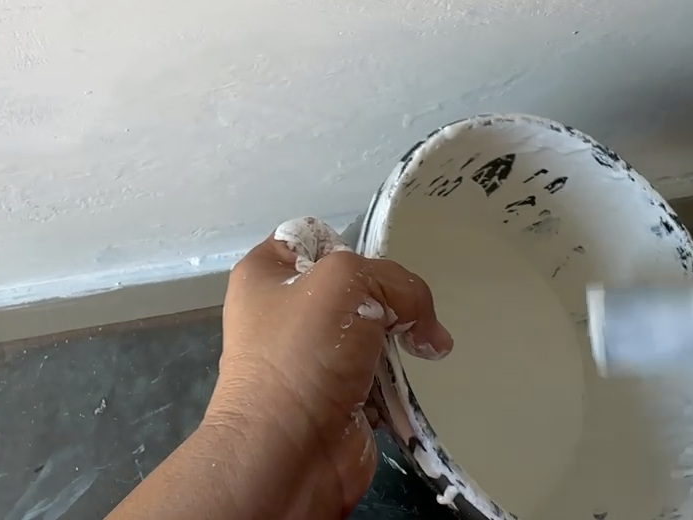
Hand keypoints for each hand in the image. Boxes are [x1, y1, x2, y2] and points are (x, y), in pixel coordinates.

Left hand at [107, 219, 452, 519]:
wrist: (287, 456)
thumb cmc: (304, 351)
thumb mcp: (349, 281)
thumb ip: (398, 282)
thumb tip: (426, 328)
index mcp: (266, 272)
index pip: (314, 237)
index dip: (348, 244)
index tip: (375, 263)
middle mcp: (283, 310)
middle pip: (352, 285)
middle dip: (387, 297)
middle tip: (410, 311)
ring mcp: (309, 357)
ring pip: (369, 330)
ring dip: (399, 340)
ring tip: (423, 346)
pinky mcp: (335, 397)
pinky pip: (377, 374)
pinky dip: (397, 378)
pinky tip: (413, 377)